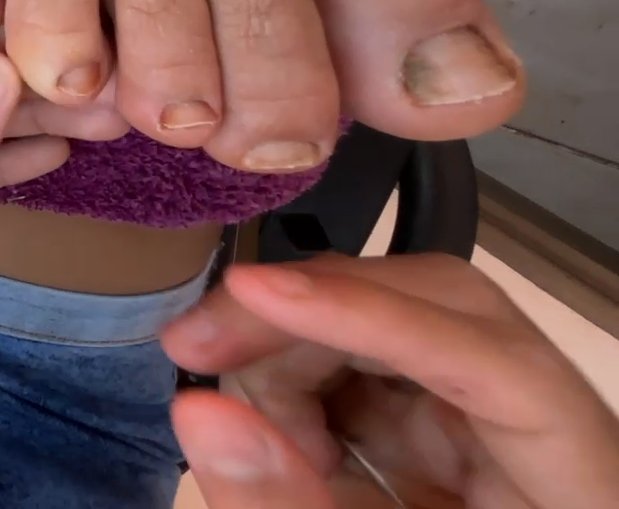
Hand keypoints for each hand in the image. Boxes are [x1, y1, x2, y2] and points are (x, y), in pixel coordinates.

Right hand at [162, 255, 618, 507]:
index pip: (507, 376)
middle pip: (437, 308)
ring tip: (249, 425)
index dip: (373, 318)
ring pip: (376, 306)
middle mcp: (563, 442)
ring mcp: (499, 417)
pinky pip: (349, 340)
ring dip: (280, 346)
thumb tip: (195, 406)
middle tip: (194, 346)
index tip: (247, 287)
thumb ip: (279, 508)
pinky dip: (283, 361)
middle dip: (296, 317)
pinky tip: (271, 417)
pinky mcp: (441, 408)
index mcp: (584, 503)